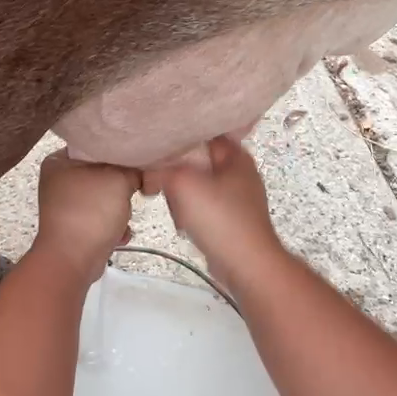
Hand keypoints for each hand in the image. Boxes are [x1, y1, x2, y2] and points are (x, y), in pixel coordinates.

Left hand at [34, 151, 138, 280]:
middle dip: (122, 186)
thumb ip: (133, 168)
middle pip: (102, 172)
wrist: (72, 261)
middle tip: (134, 190)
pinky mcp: (75, 226)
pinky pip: (101, 218)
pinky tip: (118, 234)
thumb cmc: (90, 212)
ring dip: (120, 209)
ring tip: (123, 217)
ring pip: (105, 197)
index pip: (96, 145)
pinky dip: (112, 226)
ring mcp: (65, 205)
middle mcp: (59, 180)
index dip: (121, 150)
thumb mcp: (118, 179)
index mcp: (59, 161)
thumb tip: (141, 171)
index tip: (140, 159)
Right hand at [149, 137, 284, 283]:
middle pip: (199, 159)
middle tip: (160, 178)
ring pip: (200, 184)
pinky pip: (206, 206)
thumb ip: (163, 167)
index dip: (179, 134)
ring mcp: (239, 196)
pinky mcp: (234, 218)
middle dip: (178, 169)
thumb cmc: (219, 218)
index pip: (203, 131)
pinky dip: (192, 212)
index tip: (156, 142)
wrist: (247, 264)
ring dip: (183, 193)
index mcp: (236, 154)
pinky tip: (184, 223)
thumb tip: (150, 166)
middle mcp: (241, 171)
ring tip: (173, 204)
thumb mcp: (183, 183)